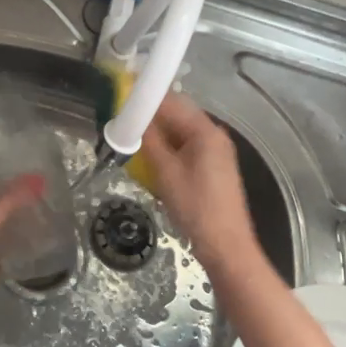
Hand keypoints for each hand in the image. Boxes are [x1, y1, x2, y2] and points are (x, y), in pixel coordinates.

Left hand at [0, 174, 45, 315]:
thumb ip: (11, 200)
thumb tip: (38, 178)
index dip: (6, 180)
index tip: (31, 174)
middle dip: (17, 203)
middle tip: (46, 194)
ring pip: (4, 230)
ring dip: (20, 224)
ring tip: (48, 215)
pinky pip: (9, 252)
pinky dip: (22, 248)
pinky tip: (42, 242)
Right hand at [138, 94, 257, 269]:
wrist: (226, 246)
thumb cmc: (195, 207)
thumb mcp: (165, 172)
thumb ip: (149, 140)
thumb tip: (132, 117)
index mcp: (205, 130)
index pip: (171, 101)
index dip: (145, 100)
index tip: (119, 102)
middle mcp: (214, 134)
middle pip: (178, 114)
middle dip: (150, 117)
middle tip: (122, 124)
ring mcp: (216, 150)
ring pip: (181, 131)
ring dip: (158, 133)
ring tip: (133, 140)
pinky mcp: (214, 165)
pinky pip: (187, 145)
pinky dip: (169, 147)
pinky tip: (152, 158)